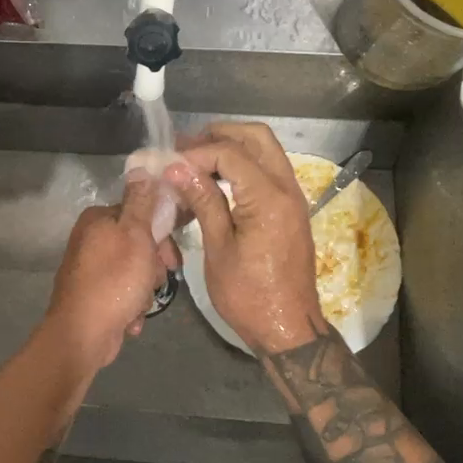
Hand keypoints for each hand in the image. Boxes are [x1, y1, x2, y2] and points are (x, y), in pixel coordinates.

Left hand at [40, 172, 178, 371]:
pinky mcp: (94, 295)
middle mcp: (91, 239)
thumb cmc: (113, 281)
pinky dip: (131, 305)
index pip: (140, 214)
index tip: (173, 257)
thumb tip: (141, 168)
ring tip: (138, 304)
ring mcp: (90, 269)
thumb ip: (141, 203)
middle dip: (152, 267)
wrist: (82, 335)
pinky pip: (123, 293)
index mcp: (98, 219)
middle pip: (139, 244)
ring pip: (135, 272)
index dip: (162, 235)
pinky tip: (131, 319)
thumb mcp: (134, 235)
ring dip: (144, 290)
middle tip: (155, 282)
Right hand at [165, 123, 324, 354]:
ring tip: (195, 162)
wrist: (287, 328)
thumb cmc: (248, 295)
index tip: (169, 166)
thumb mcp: (219, 249)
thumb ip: (203, 201)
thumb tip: (177, 168)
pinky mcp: (290, 209)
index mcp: (268, 199)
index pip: (230, 153)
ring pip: (266, 150)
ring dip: (232, 147)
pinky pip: (268, 169)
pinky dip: (243, 165)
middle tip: (185, 150)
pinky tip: (215, 181)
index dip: (196, 153)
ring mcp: (292, 197)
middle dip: (219, 135)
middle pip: (257, 137)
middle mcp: (287, 188)